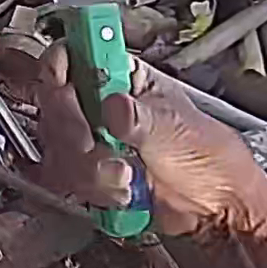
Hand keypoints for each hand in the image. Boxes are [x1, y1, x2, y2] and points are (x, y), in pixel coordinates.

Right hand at [30, 47, 266, 237]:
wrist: (214, 213)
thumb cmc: (208, 160)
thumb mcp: (176, 130)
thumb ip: (139, 118)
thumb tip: (114, 105)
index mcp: (120, 75)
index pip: (71, 53)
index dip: (60, 69)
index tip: (66, 92)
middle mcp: (96, 101)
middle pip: (52, 99)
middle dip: (73, 130)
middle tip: (95, 144)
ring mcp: (87, 134)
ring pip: (55, 140)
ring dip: (87, 167)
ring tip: (126, 177)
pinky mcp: (82, 168)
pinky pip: (61, 173)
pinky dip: (90, 188)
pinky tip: (121, 192)